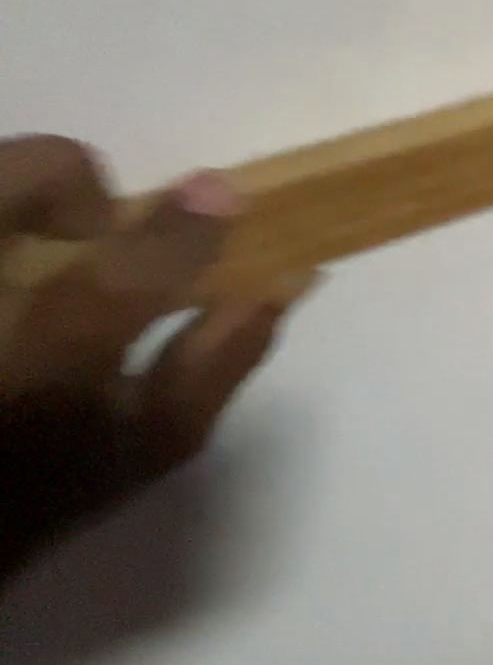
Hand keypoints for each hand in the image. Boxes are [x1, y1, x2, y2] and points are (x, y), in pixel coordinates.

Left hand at [0, 135, 305, 581]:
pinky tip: (15, 273)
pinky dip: (7, 226)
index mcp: (46, 377)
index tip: (217, 193)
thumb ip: (223, 357)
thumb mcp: (156, 440)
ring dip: (19, 198)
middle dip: (56, 180)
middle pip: (3, 190)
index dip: (179, 228)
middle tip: (83, 227)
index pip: (118, 285)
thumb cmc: (46, 484)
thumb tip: (290, 278)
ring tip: (34, 246)